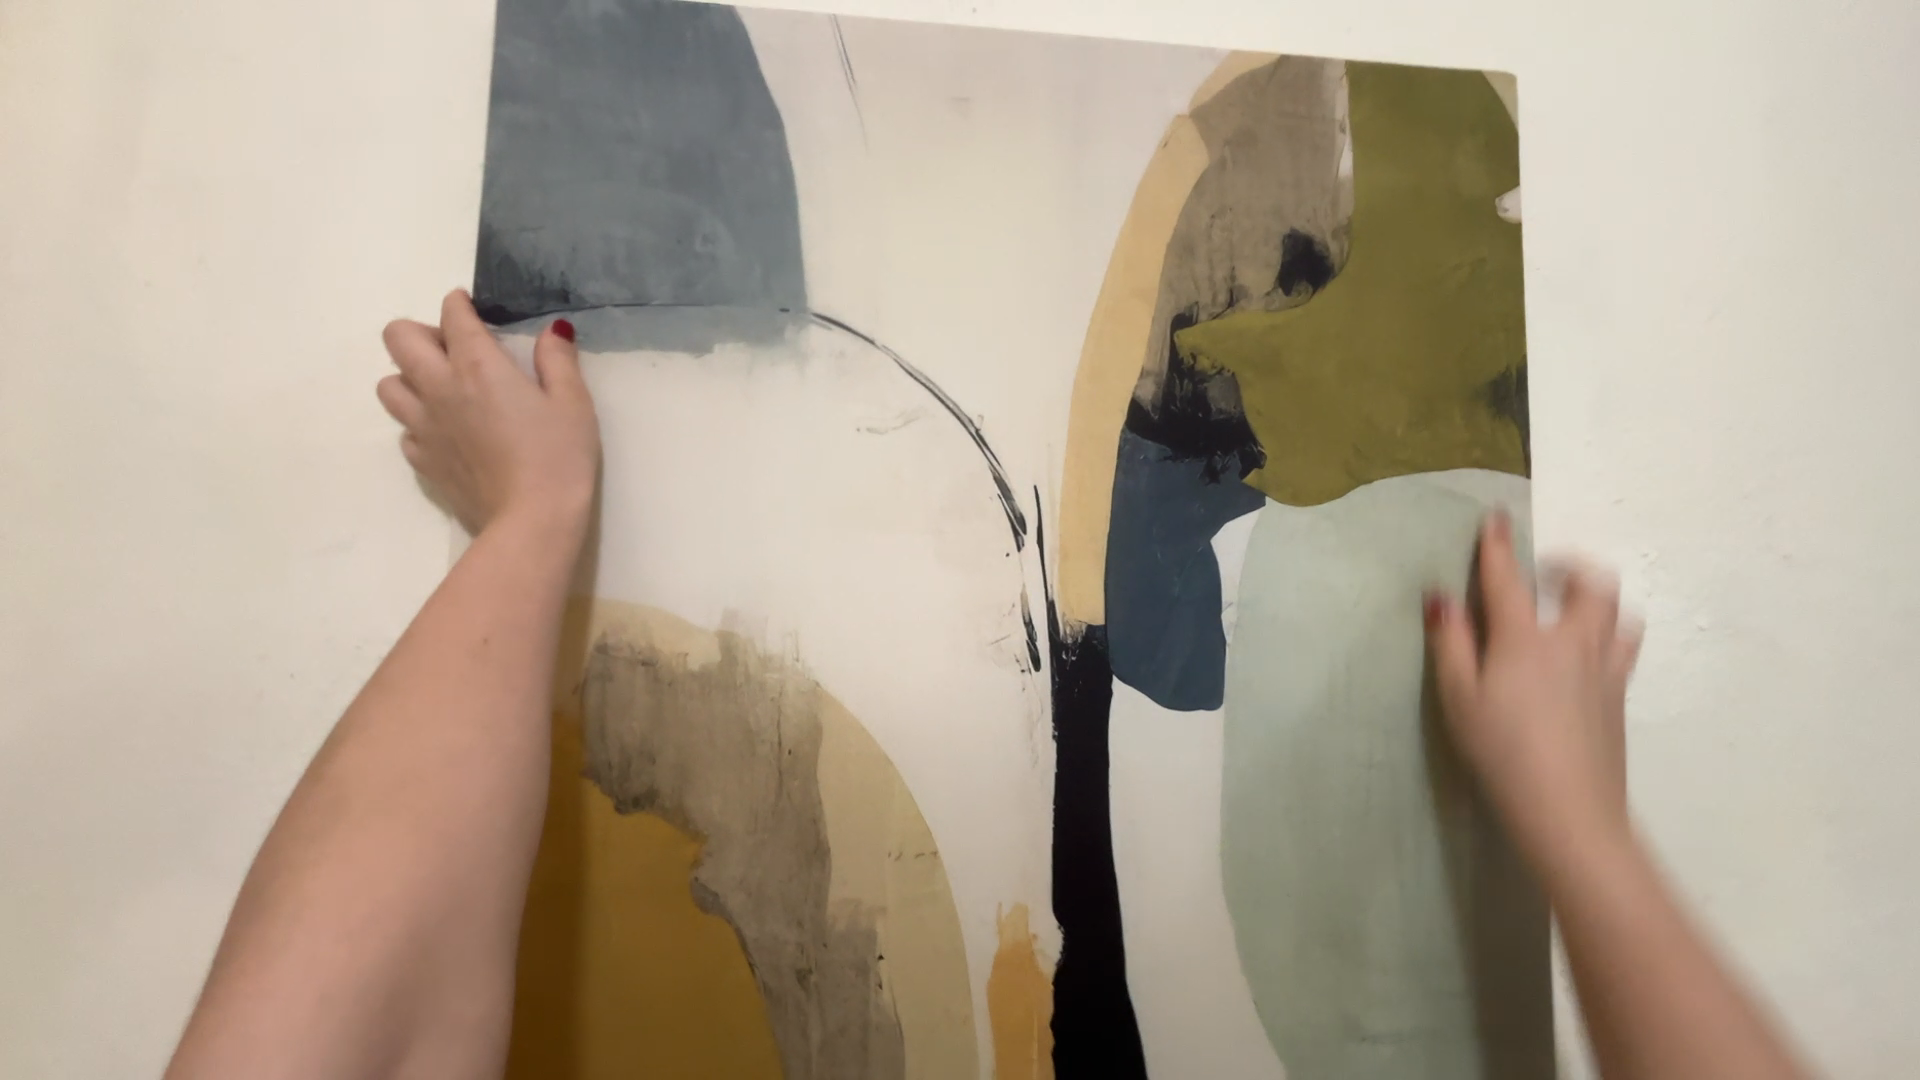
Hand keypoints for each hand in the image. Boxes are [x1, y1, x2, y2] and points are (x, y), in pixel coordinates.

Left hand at [378, 291, 599, 536]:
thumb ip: (558, 361)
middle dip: (423, 334)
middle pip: (399, 338)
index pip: (452, 315)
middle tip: (454, 351)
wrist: (531, 520)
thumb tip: (553, 330)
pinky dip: (421, 423)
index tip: (470, 308)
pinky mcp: (422, 459)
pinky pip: (406, 429)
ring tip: (446, 392)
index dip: (459, 305)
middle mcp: (438, 387)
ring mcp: (423, 426)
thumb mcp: (574, 404)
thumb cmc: (560, 457)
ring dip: (412, 378)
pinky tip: (451, 435)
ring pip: (389, 384)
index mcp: (477, 366)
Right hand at [1424, 513, 1643, 866]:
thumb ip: (1451, 641)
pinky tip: (1580, 653)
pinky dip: (1604, 631)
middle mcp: (1573, 644)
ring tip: (1567, 607)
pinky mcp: (1618, 698)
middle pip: (1590, 587)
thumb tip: (1443, 599)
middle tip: (1542, 570)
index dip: (1499, 546)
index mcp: (1525, 640)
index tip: (1496, 517)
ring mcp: (1604, 671)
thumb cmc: (1499, 748)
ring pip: (1617, 615)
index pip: (1509, 579)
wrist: (1567, 809)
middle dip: (1568, 566)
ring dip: (1594, 599)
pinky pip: (1622, 646)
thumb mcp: (1457, 695)